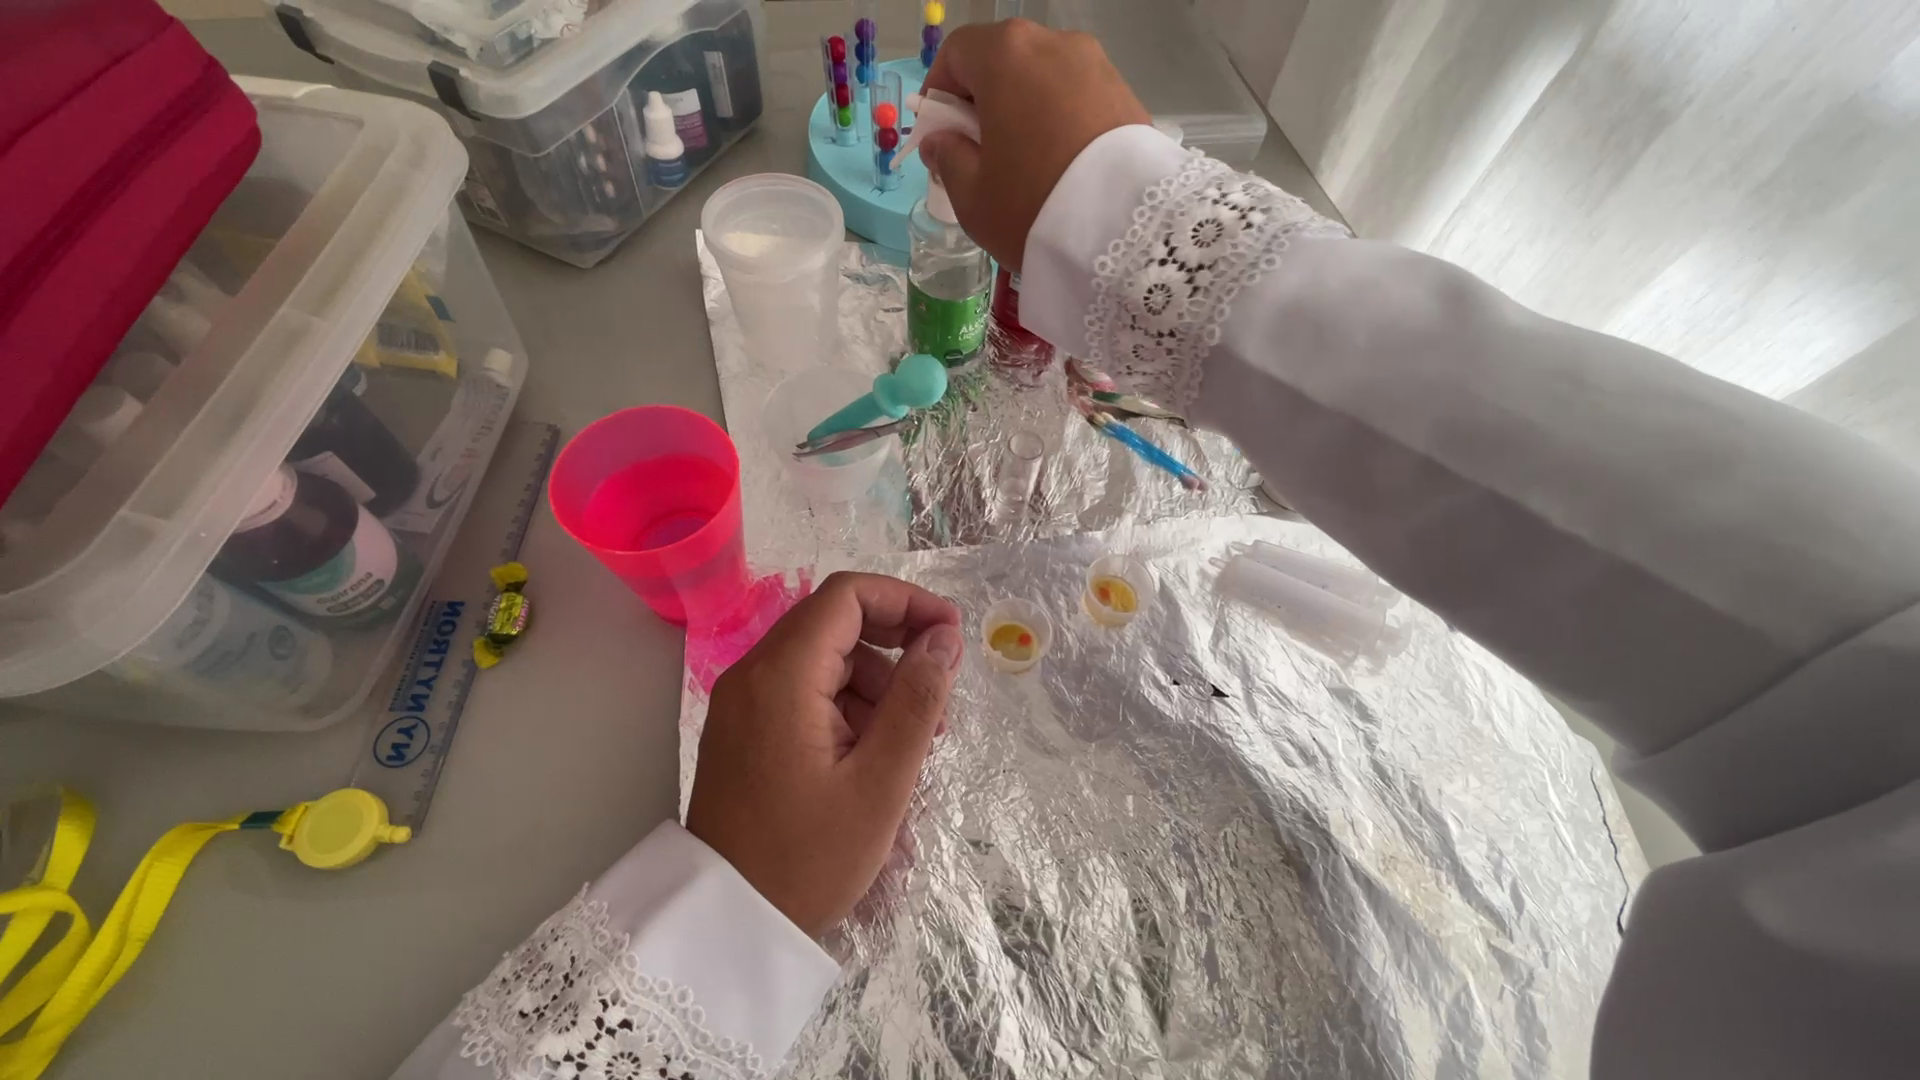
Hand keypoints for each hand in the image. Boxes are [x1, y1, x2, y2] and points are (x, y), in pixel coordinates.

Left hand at [686, 572, 963, 937]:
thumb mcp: (880, 783)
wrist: (728, 927)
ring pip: (824, 660)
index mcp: (781, 676)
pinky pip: (806, 693)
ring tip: (914, 739)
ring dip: (877, 682)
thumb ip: (917, 700)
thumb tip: (944, 636)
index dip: (907, 601)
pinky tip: (874, 754)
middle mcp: (753, 674)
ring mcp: (744, 702)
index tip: (951, 635)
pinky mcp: (746, 730)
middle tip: (940, 691)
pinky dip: (848, 707)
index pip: (847, 596)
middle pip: (834, 623)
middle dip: (896, 645)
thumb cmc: (808, 859)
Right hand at [920, 18, 1151, 271]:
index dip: (940, 92)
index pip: (957, 53)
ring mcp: (1095, 64)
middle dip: (984, 102)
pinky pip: (1077, 99)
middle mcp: (1053, 43)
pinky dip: (1060, 121)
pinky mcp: (1125, 93)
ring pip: (1043, 80)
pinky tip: (1060, 166)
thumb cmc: (1031, 206)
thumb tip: (940, 140)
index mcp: (1005, 55)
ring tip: (1025, 165)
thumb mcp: (972, 195)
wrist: (1122, 233)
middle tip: (980, 155)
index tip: (940, 134)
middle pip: (1004, 62)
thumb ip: (947, 157)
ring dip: (1025, 111)